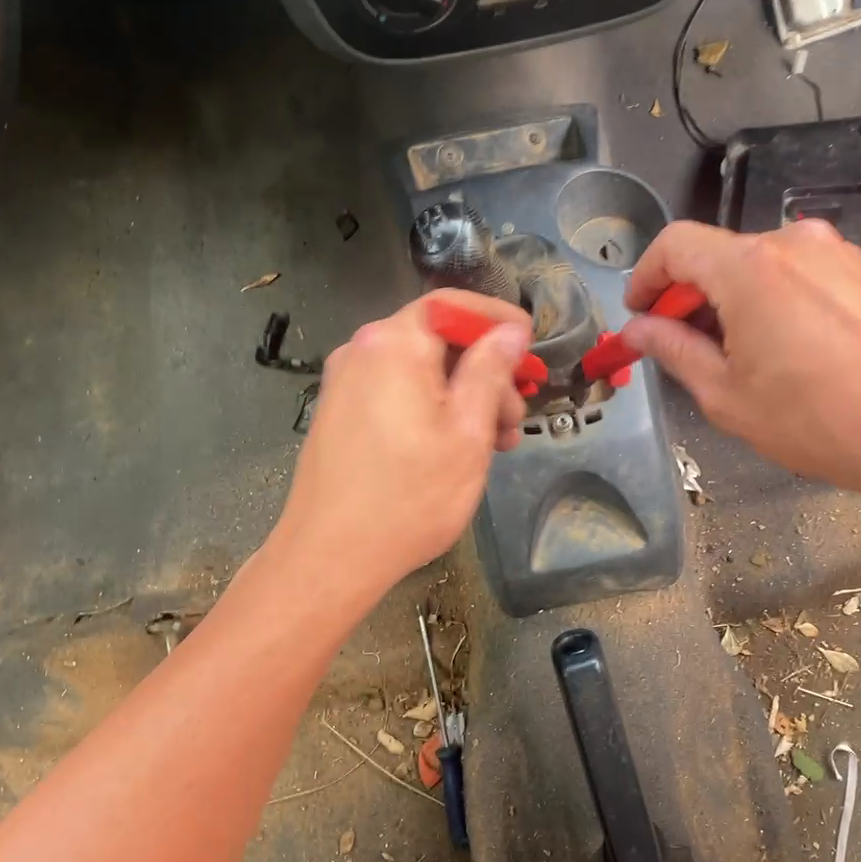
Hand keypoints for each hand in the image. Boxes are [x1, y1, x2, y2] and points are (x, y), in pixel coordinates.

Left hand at [270, 290, 532, 594]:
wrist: (330, 557)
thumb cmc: (409, 496)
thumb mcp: (467, 432)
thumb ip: (490, 372)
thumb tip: (509, 332)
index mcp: (394, 344)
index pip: (452, 304)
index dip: (496, 319)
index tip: (530, 346)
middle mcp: (362, 350)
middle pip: (437, 340)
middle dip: (485, 372)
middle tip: (514, 421)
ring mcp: (345, 382)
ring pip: (420, 371)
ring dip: (462, 397)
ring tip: (492, 445)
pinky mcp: (339, 413)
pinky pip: (397, 392)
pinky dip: (432, 409)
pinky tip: (454, 450)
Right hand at [621, 219, 860, 500]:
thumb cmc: (814, 420)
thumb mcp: (725, 394)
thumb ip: (672, 350)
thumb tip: (637, 330)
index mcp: (749, 267)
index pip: (675, 243)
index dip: (646, 276)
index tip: (641, 314)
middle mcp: (792, 243)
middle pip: (718, 254)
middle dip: (691, 295)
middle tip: (685, 347)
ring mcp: (835, 253)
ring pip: (760, 264)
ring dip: (734, 299)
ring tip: (741, 356)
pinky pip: (799, 273)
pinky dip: (774, 299)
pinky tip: (787, 349)